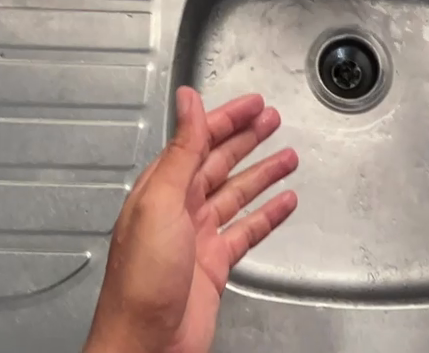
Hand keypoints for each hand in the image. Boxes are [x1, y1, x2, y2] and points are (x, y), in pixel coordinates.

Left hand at [84, 88, 298, 352]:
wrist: (145, 348)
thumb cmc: (140, 281)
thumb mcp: (161, 202)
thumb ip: (181, 150)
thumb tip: (187, 100)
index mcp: (163, 187)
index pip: (199, 139)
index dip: (228, 118)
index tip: (252, 103)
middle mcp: (180, 208)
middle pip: (220, 161)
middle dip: (247, 137)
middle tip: (272, 119)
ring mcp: (198, 237)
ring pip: (237, 193)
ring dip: (263, 172)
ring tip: (288, 156)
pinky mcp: (215, 266)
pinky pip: (247, 231)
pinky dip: (269, 215)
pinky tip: (285, 203)